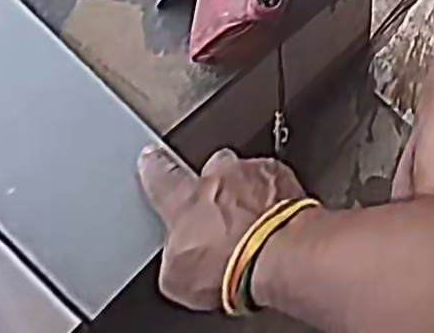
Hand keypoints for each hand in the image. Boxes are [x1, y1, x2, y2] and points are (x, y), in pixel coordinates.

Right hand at [138, 145, 307, 310]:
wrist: (277, 253)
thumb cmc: (229, 265)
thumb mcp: (177, 277)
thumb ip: (175, 250)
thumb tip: (182, 252)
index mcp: (188, 198)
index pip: (164, 177)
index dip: (156, 167)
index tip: (151, 157)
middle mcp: (221, 176)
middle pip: (214, 169)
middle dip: (216, 186)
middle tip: (221, 216)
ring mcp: (254, 170)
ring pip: (245, 173)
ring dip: (246, 193)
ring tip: (250, 225)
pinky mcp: (282, 173)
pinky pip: (272, 179)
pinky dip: (272, 195)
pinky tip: (271, 219)